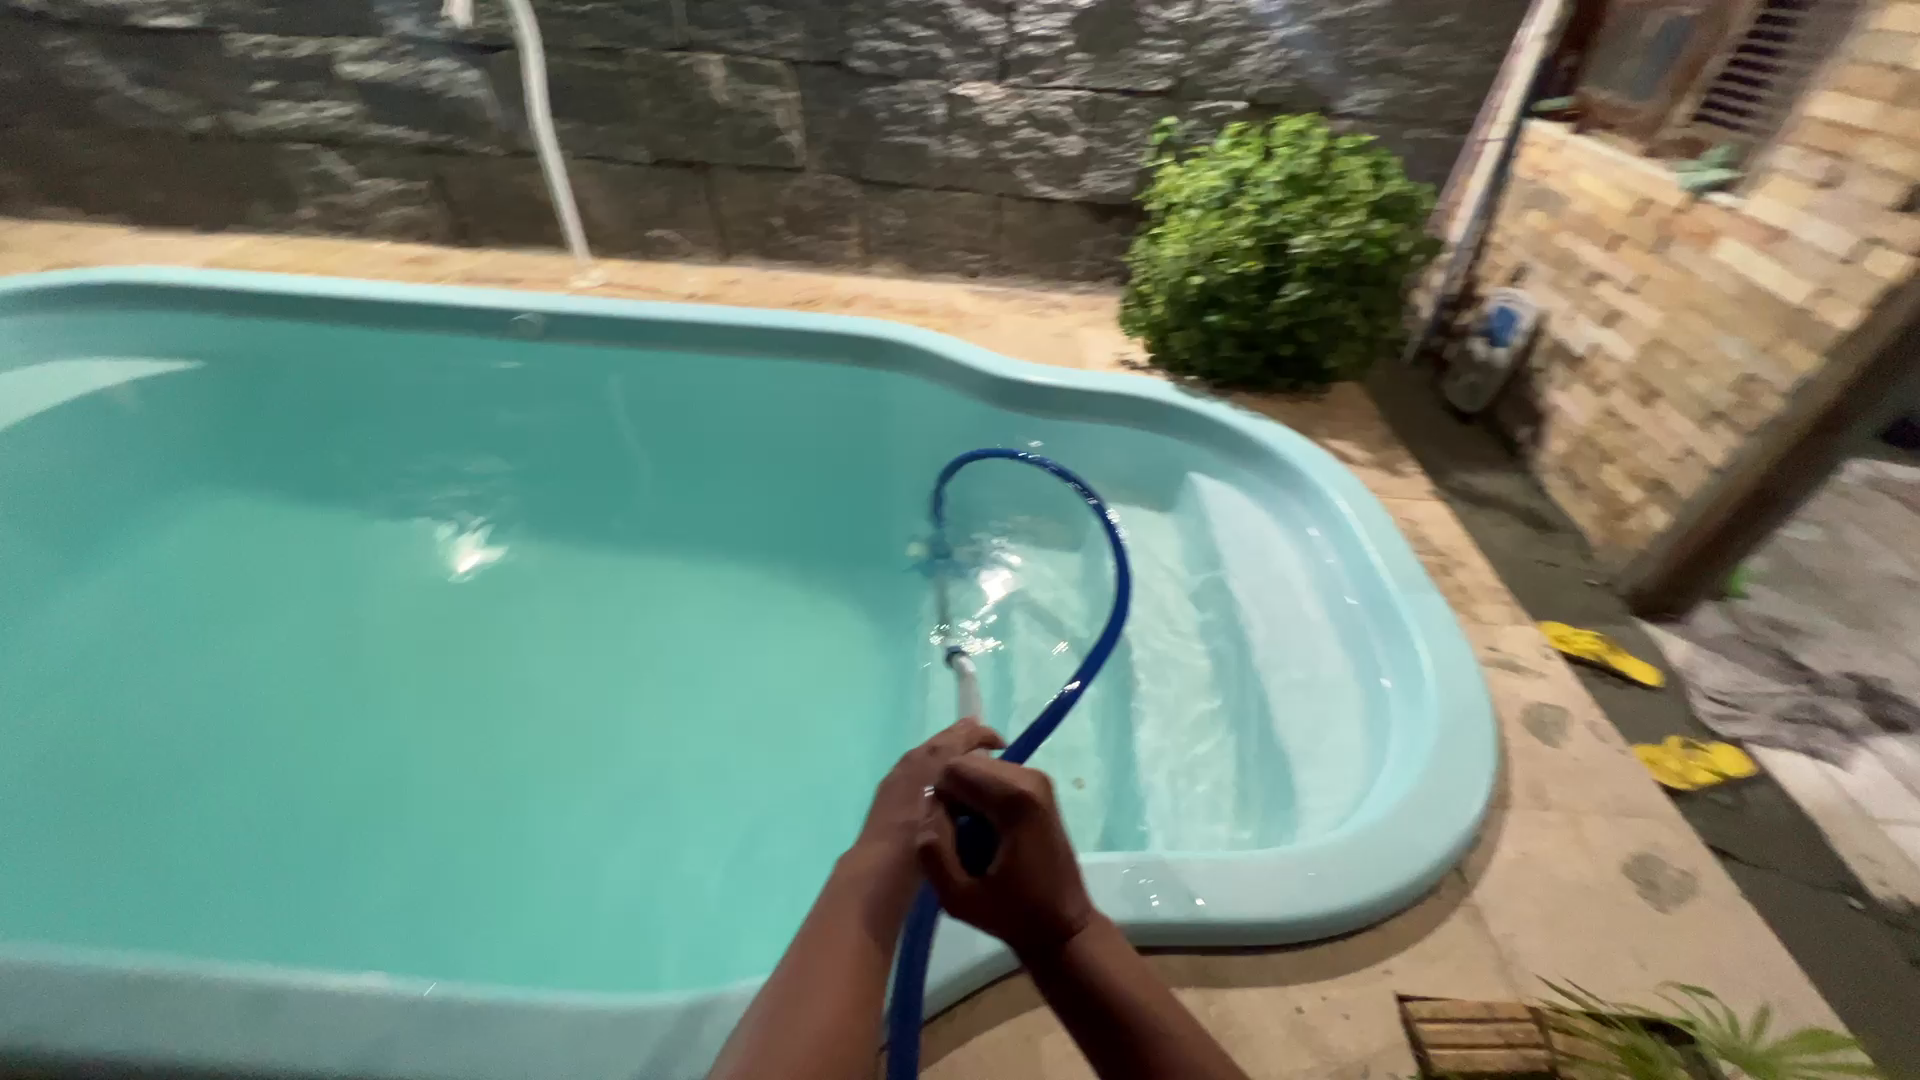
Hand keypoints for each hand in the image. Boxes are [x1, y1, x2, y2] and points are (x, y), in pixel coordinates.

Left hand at [854, 719, 1004, 862]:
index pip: (965, 734)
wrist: (881, 868)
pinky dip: (935, 769)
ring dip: (951, 755)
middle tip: (990, 750)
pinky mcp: (889, 789)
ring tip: (971, 770)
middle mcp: (915, 757)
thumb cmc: (924, 840)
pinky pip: (919, 768)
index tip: (1003, 747)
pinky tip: (944, 789)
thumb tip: (982, 768)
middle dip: (968, 740)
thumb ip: (972, 783)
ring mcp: (899, 772)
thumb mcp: (957, 810)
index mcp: (934, 757)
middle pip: (946, 738)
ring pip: (931, 753)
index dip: (986, 735)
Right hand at [914, 755, 1095, 958]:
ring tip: (973, 837)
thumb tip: (929, 806)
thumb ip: (932, 851)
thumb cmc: (1012, 915)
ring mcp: (1039, 779)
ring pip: (980, 767)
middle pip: (968, 764)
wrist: (1063, 926)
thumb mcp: (957, 898)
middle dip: (954, 794)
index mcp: (1015, 800)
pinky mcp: (1040, 785)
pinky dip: (982, 796)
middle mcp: (1031, 778)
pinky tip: (988, 830)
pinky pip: (995, 775)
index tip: (948, 836)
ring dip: (967, 796)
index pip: (954, 770)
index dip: (941, 801)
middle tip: (958, 837)